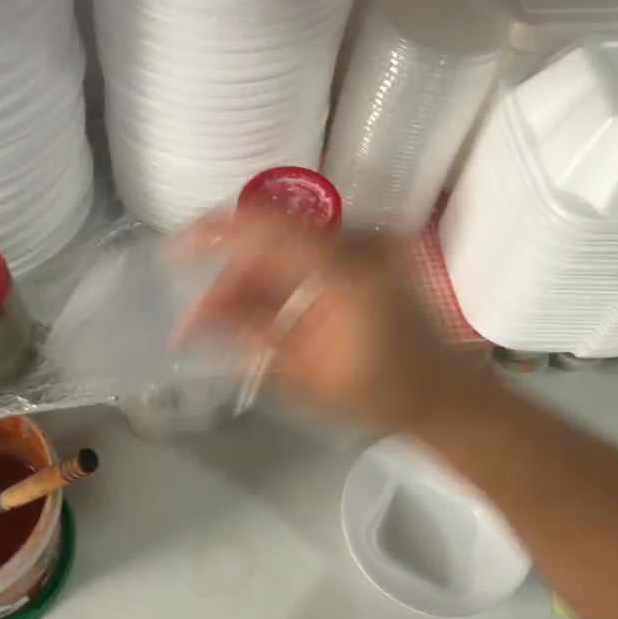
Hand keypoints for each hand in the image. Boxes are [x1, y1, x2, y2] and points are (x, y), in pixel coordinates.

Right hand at [175, 209, 486, 430]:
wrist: (439, 390)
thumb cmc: (375, 391)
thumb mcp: (305, 372)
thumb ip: (251, 331)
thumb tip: (199, 309)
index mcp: (343, 269)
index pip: (269, 228)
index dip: (217, 230)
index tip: (178, 246)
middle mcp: (354, 243)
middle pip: (270, 240)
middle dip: (226, 274)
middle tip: (196, 318)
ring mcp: (362, 245)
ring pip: (283, 248)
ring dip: (247, 278)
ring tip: (220, 320)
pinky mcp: (363, 254)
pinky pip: (305, 254)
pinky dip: (274, 277)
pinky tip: (255, 309)